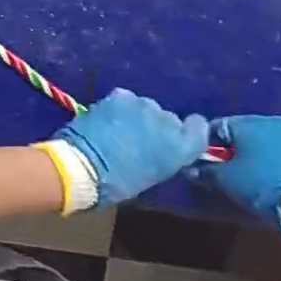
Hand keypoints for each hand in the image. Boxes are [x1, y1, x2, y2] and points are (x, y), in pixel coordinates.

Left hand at [52, 89, 208, 206]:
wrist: (81, 167)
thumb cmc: (116, 183)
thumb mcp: (151, 175)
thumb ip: (163, 157)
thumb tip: (157, 149)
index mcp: (181, 147)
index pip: (198, 128)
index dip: (185, 131)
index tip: (173, 136)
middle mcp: (168, 122)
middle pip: (168, 117)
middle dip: (154, 125)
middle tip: (135, 138)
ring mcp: (144, 105)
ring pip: (145, 106)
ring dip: (135, 115)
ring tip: (116, 128)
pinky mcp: (119, 96)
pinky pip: (124, 99)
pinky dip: (117, 106)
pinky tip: (105, 117)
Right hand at [190, 116, 280, 237]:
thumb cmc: (265, 185)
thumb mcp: (227, 182)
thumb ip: (206, 172)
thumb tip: (190, 169)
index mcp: (250, 124)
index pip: (220, 126)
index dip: (209, 142)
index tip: (205, 157)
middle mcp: (279, 120)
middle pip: (252, 131)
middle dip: (242, 146)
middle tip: (235, 166)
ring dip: (272, 150)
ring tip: (267, 171)